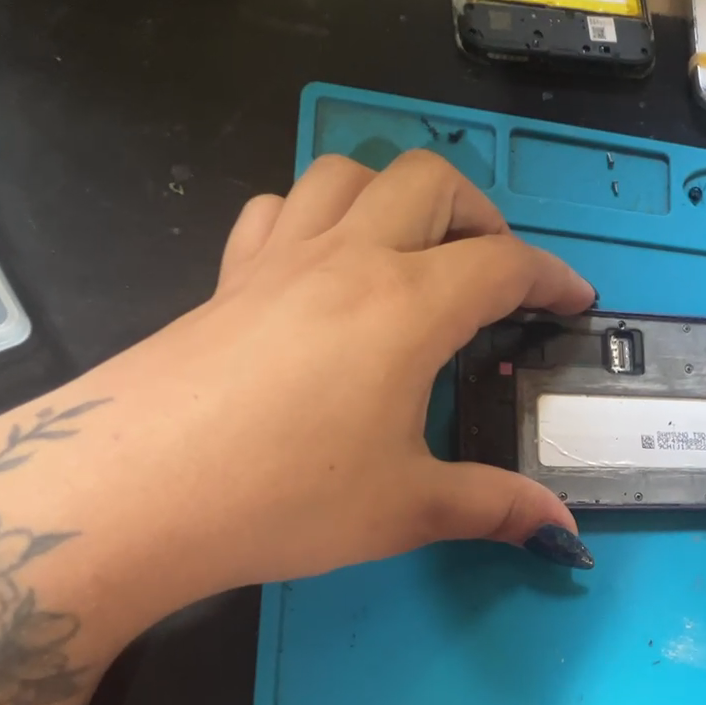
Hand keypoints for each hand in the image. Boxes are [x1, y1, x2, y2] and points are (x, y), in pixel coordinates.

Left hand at [36, 150, 596, 610]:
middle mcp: (348, 259)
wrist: (130, 494)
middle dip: (481, 215)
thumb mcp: (407, 509)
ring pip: (349, 174)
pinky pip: (281, 210)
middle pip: (429, 182)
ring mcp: (278, 259)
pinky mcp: (227, 279)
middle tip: (496, 274)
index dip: (552, 277)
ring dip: (398, 198)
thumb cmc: (286, 497)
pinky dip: (320, 217)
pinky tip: (324, 268)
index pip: (502, 263)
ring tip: (415, 255)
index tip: (575, 300)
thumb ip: (494, 508)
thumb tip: (563, 530)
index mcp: (408, 306)